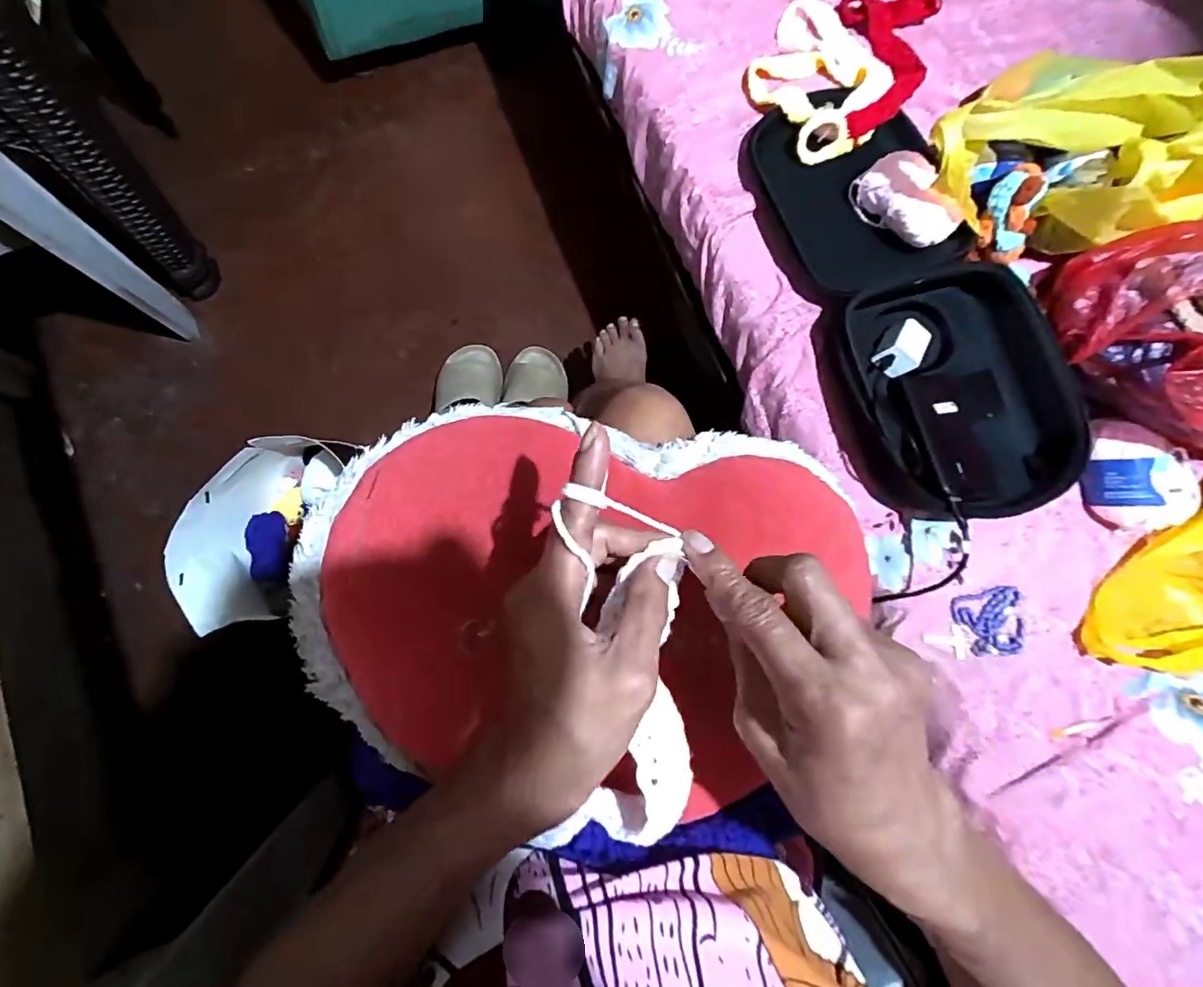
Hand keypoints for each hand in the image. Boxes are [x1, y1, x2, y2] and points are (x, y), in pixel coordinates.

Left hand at [450, 423, 675, 841]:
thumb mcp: (631, 665)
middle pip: (586, 541)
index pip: (574, 516)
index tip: (595, 432)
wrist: (531, 770)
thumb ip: (647, 604)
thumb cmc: (583, 722)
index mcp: (554, 588)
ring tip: (659, 595)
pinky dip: (606, 588)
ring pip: (582, 563)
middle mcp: (534, 585)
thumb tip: (660, 562)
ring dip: (621, 569)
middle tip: (672, 574)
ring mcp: (530, 604)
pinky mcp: (535, 622)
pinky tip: (634, 610)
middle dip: (630, 546)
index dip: (587, 472)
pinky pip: (575, 586)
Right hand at [681, 535, 962, 911]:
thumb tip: (729, 606)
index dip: (724, 574)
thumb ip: (746, 663)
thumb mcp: (760, 737)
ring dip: (795, 608)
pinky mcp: (908, 654)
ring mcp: (896, 655)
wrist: (908, 826)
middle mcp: (867, 665)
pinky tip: (825, 671)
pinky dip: (821, 631)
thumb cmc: (820, 797)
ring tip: (789, 651)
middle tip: (748, 593)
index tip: (695, 543)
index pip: (763, 615)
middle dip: (767, 569)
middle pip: (809, 574)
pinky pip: (846, 622)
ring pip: (827, 598)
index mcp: (823, 698)